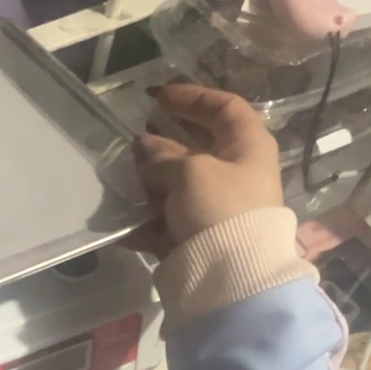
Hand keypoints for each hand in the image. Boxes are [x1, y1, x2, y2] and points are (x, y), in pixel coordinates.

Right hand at [130, 84, 282, 254]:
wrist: (228, 272)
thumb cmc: (219, 207)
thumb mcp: (189, 171)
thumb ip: (161, 155)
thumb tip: (142, 146)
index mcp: (247, 145)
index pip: (223, 107)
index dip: (190, 97)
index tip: (156, 97)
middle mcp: (234, 172)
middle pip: (194, 149)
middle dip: (161, 147)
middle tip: (133, 144)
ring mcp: (215, 206)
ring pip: (175, 187)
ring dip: (148, 185)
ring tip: (123, 186)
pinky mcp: (196, 236)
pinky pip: (166, 221)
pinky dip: (145, 223)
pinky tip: (124, 226)